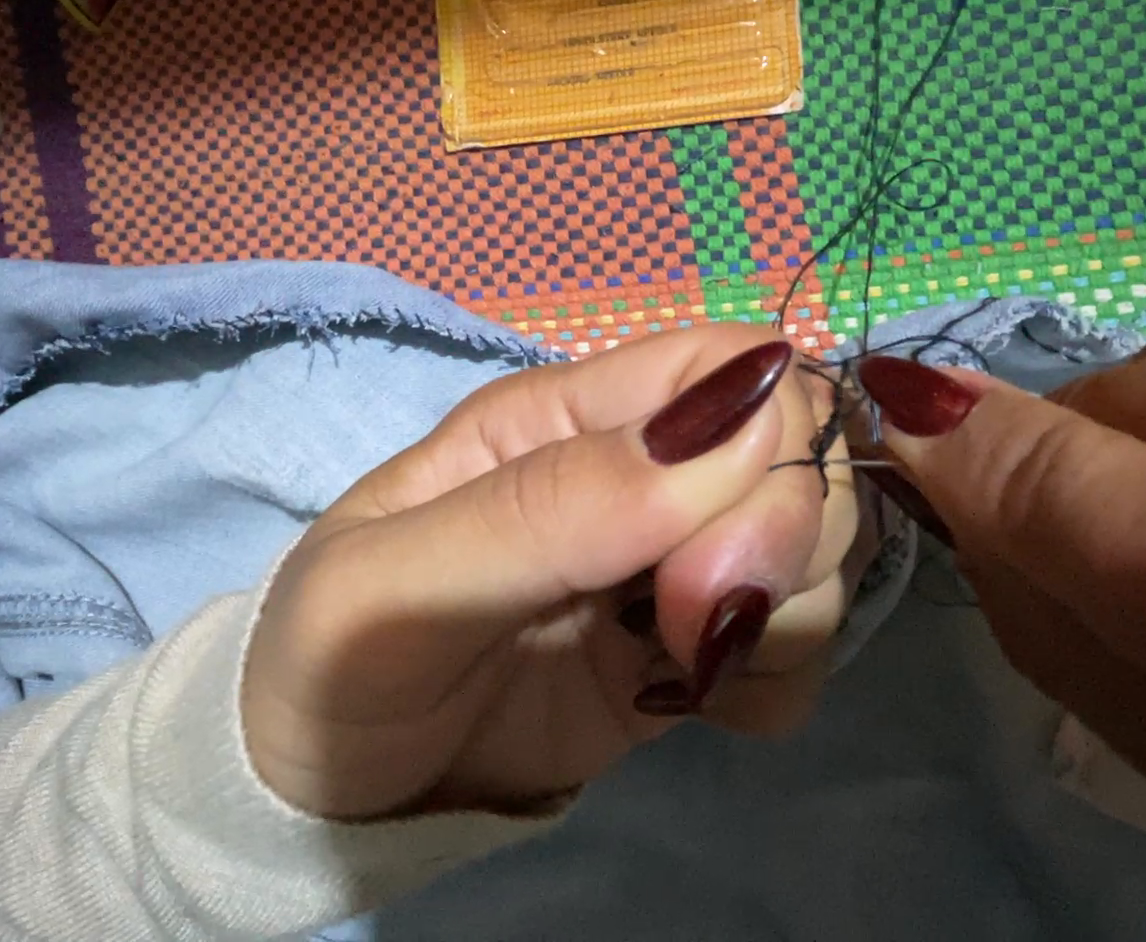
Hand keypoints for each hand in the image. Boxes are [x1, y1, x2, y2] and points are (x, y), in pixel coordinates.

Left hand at [243, 325, 858, 820]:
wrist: (329, 783)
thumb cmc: (336, 662)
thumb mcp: (398, 582)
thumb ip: (550, 504)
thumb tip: (736, 421)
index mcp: (558, 418)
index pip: (723, 361)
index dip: (762, 435)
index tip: (702, 552)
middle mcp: (632, 471)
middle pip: (796, 447)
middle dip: (780, 538)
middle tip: (684, 623)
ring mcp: (668, 560)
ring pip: (816, 540)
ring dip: (786, 612)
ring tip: (679, 670)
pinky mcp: (688, 645)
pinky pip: (798, 640)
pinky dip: (776, 677)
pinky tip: (698, 705)